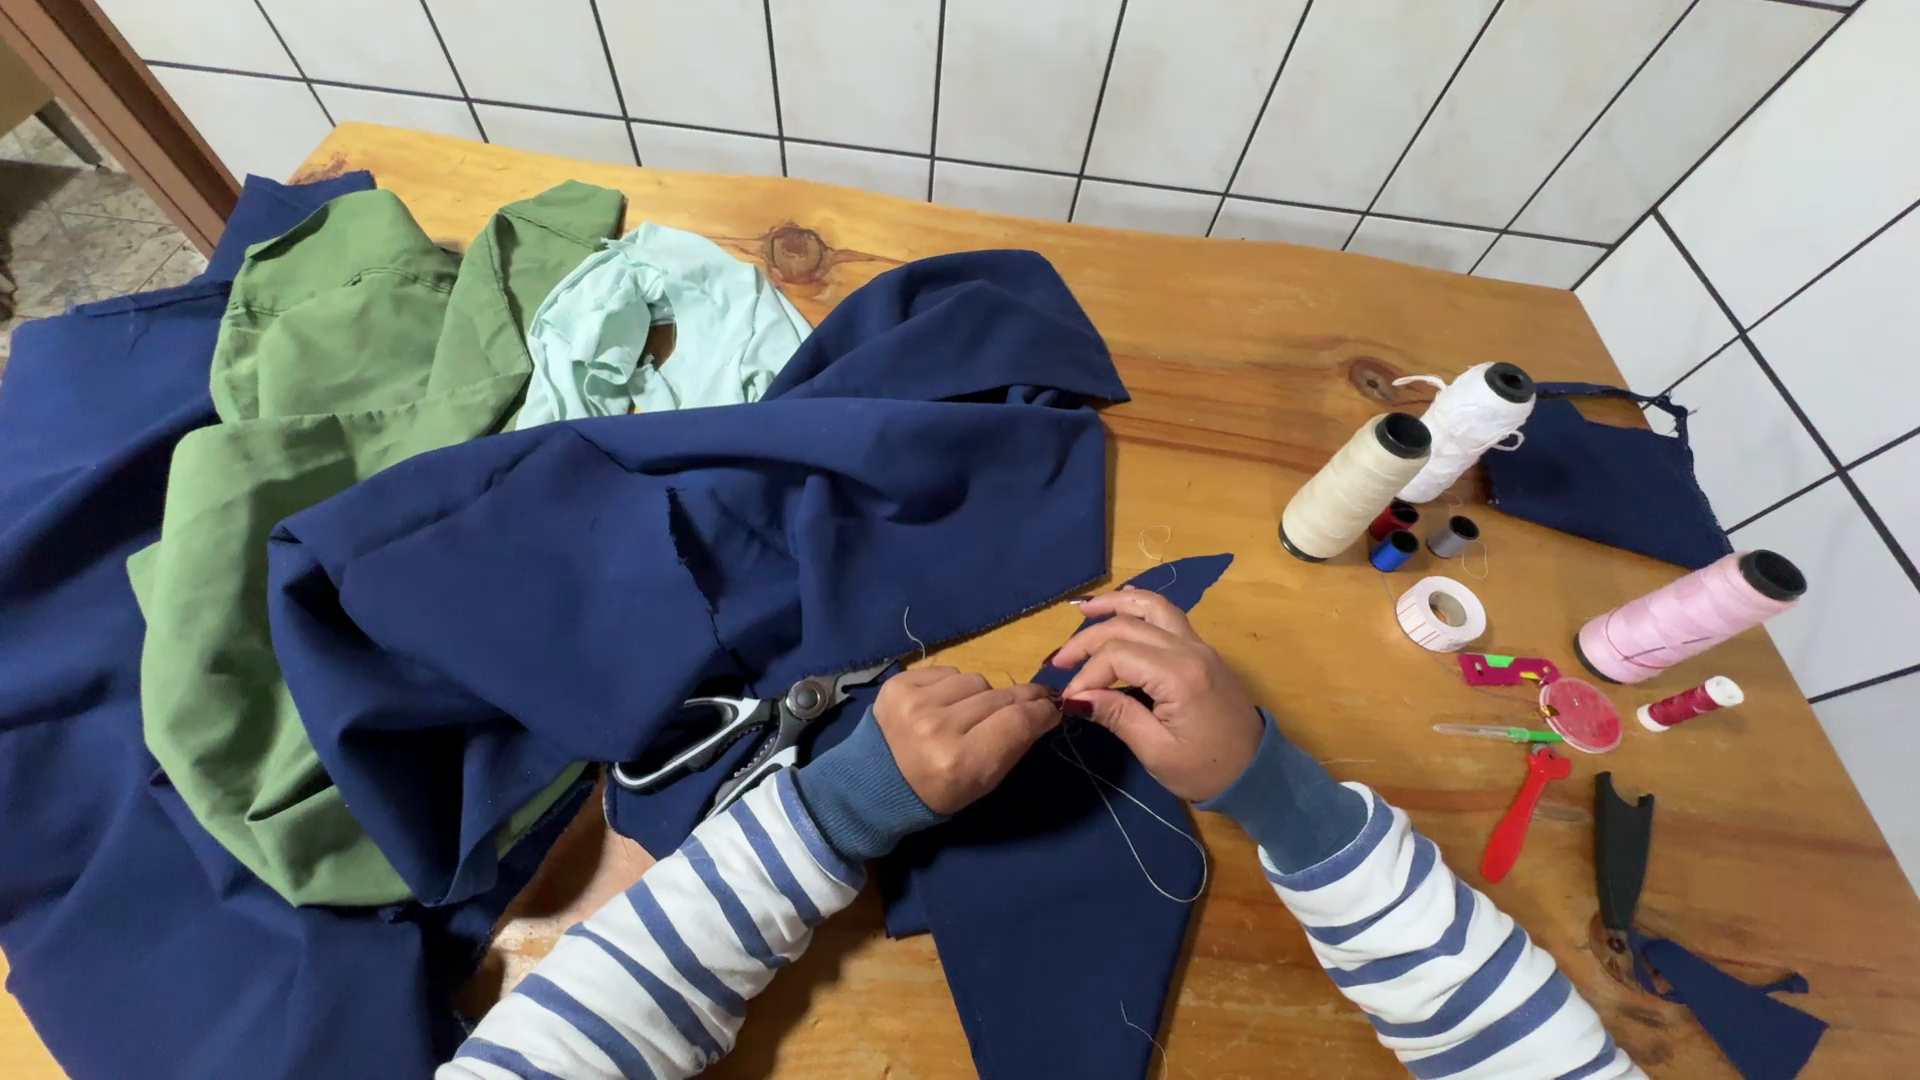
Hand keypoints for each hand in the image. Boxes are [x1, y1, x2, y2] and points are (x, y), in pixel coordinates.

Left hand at [871, 667, 1060, 814]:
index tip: (1052, 708)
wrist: (873, 783)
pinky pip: (948, 672)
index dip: (1042, 711)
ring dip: (981, 695)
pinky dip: (952, 686)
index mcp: (961, 763)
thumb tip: (1044, 708)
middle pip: (1001, 697)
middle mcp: (938, 727)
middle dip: (1019, 701)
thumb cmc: (936, 791)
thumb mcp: (982, 783)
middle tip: (1026, 705)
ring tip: (968, 714)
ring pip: (976, 680)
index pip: (1018, 721)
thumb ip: (1014, 744)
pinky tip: (942, 704)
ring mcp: (915, 701)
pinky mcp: (899, 683)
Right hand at [1050, 587, 1263, 801]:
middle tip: (1059, 661)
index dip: (1087, 674)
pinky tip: (1122, 604)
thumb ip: (1117, 715)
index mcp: (1179, 676)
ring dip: (1116, 604)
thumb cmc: (1207, 769)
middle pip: (1128, 626)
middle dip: (1088, 640)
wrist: (1259, 774)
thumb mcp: (1157, 751)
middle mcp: (1190, 649)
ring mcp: (1199, 645)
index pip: (1117, 656)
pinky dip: (1140, 605)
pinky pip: (1167, 614)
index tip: (1070, 699)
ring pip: (1152, 607)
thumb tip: (1075, 697)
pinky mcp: (1201, 650)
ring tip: (1085, 609)